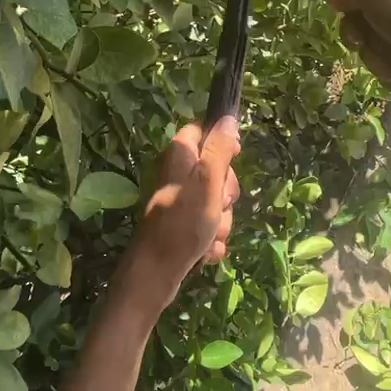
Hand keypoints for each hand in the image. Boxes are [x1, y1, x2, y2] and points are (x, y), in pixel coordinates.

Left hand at [122, 116, 240, 305]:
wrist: (156, 273)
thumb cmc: (183, 221)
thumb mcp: (208, 179)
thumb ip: (219, 148)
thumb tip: (228, 117)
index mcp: (180, 154)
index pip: (203, 131)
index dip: (222, 142)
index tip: (235, 157)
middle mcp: (178, 173)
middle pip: (215, 169)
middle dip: (225, 192)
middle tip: (218, 205)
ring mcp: (180, 200)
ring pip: (216, 200)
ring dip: (220, 220)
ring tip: (210, 234)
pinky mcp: (182, 224)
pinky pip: (208, 223)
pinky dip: (211, 238)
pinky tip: (206, 250)